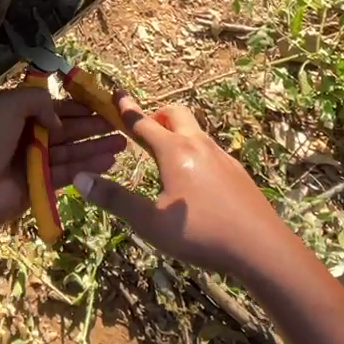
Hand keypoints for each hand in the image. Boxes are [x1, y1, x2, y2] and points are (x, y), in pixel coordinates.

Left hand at [0, 86, 125, 231]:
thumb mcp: (7, 105)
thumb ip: (37, 100)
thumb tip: (58, 118)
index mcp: (13, 114)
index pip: (50, 107)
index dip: (75, 107)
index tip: (100, 106)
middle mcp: (24, 136)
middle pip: (63, 130)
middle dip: (90, 128)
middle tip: (118, 126)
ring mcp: (32, 163)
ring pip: (69, 152)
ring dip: (94, 148)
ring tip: (121, 145)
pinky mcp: (39, 186)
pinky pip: (67, 173)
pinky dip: (87, 167)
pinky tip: (107, 163)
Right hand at [74, 99, 281, 274]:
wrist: (263, 250)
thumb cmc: (201, 233)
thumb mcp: (150, 222)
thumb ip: (115, 199)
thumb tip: (79, 179)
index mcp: (173, 151)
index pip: (143, 122)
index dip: (127, 108)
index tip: (117, 93)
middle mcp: (198, 145)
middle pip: (176, 115)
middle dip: (158, 116)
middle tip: (145, 131)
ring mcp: (223, 157)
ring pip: (196, 132)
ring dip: (178, 134)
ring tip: (168, 159)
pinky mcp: (238, 174)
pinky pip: (211, 152)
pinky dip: (196, 154)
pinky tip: (196, 183)